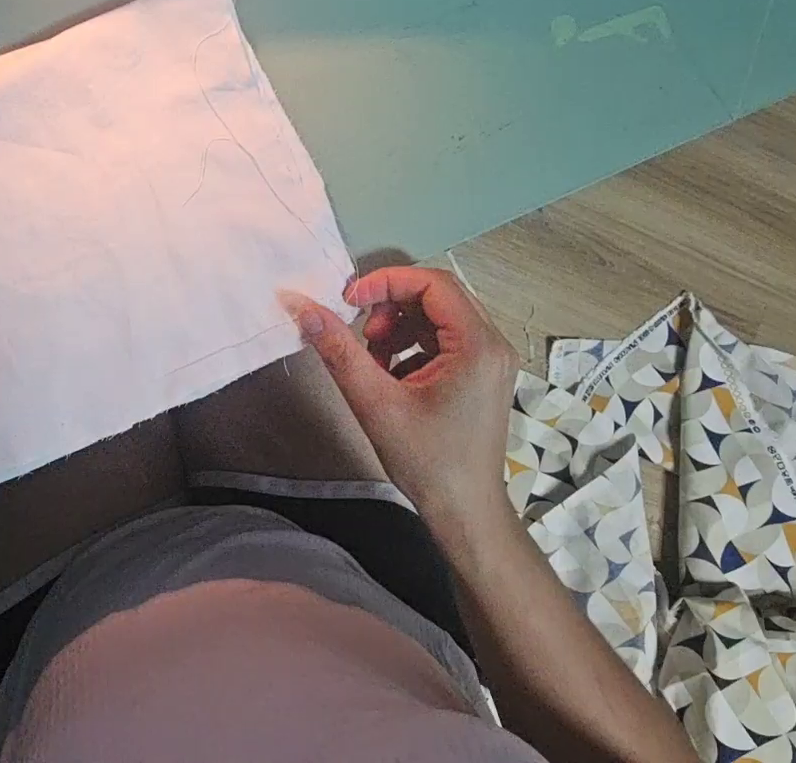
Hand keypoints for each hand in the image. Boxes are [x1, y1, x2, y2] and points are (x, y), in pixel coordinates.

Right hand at [284, 267, 520, 533]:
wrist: (465, 513)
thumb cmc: (429, 463)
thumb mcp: (375, 403)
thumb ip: (338, 351)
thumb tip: (304, 309)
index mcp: (478, 345)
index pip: (433, 283)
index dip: (386, 282)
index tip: (349, 301)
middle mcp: (491, 345)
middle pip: (436, 296)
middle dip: (390, 306)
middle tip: (360, 331)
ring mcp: (488, 360)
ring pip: (435, 318)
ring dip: (397, 328)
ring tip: (372, 361)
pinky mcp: (479, 375)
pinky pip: (440, 340)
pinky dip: (409, 347)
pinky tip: (389, 377)